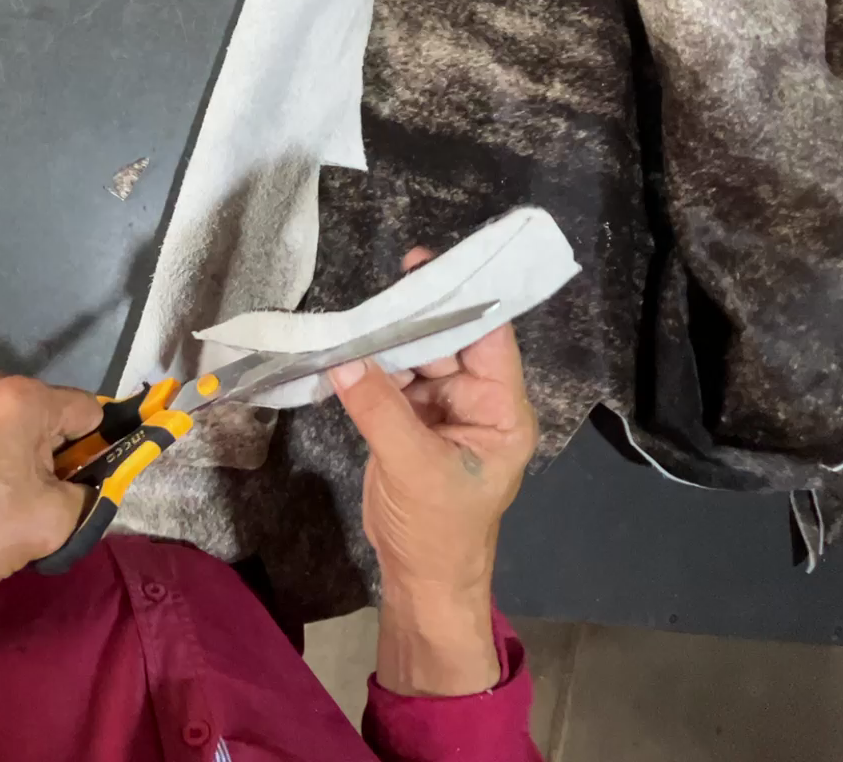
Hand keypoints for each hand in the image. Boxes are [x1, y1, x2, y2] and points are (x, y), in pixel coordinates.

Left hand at [0, 370, 97, 725]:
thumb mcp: (52, 523)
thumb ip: (92, 495)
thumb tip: (92, 483)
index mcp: (27, 397)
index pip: (91, 411)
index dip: (94, 450)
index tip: (77, 485)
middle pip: (50, 414)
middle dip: (53, 454)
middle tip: (32, 501)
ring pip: (14, 421)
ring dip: (18, 454)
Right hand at [329, 247, 536, 694]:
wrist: (420, 578)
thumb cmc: (439, 528)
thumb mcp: (414, 467)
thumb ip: (379, 408)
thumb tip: (341, 356)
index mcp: (501, 410)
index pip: (489, 339)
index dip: (462, 299)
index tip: (428, 265)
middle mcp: (475, 402)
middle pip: (446, 342)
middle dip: (413, 318)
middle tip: (378, 289)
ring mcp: (440, 410)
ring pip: (414, 359)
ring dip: (385, 341)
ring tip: (354, 316)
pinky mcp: (408, 421)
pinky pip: (390, 380)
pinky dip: (368, 367)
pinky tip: (346, 348)